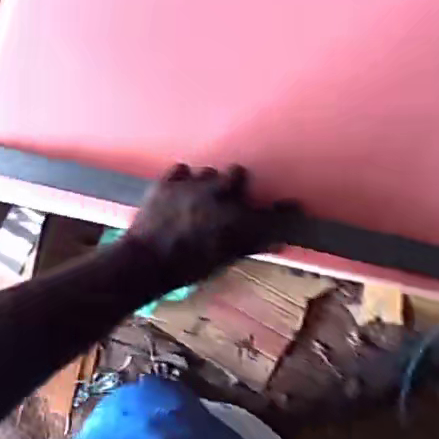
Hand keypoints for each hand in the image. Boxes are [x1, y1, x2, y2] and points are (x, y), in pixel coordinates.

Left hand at [119, 164, 300, 286]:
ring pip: (208, 172)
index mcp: (234, 219)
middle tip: (228, 197)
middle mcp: (216, 196)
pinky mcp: (167, 181)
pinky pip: (181, 169)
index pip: (269, 211)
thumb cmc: (187, 268)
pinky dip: (182, 179)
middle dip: (236, 184)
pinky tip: (180, 191)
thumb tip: (278, 240)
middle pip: (237, 174)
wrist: (145, 262)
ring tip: (199, 197)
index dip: (283, 209)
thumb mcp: (222, 260)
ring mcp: (190, 185)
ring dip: (207, 182)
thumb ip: (250, 245)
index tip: (293, 205)